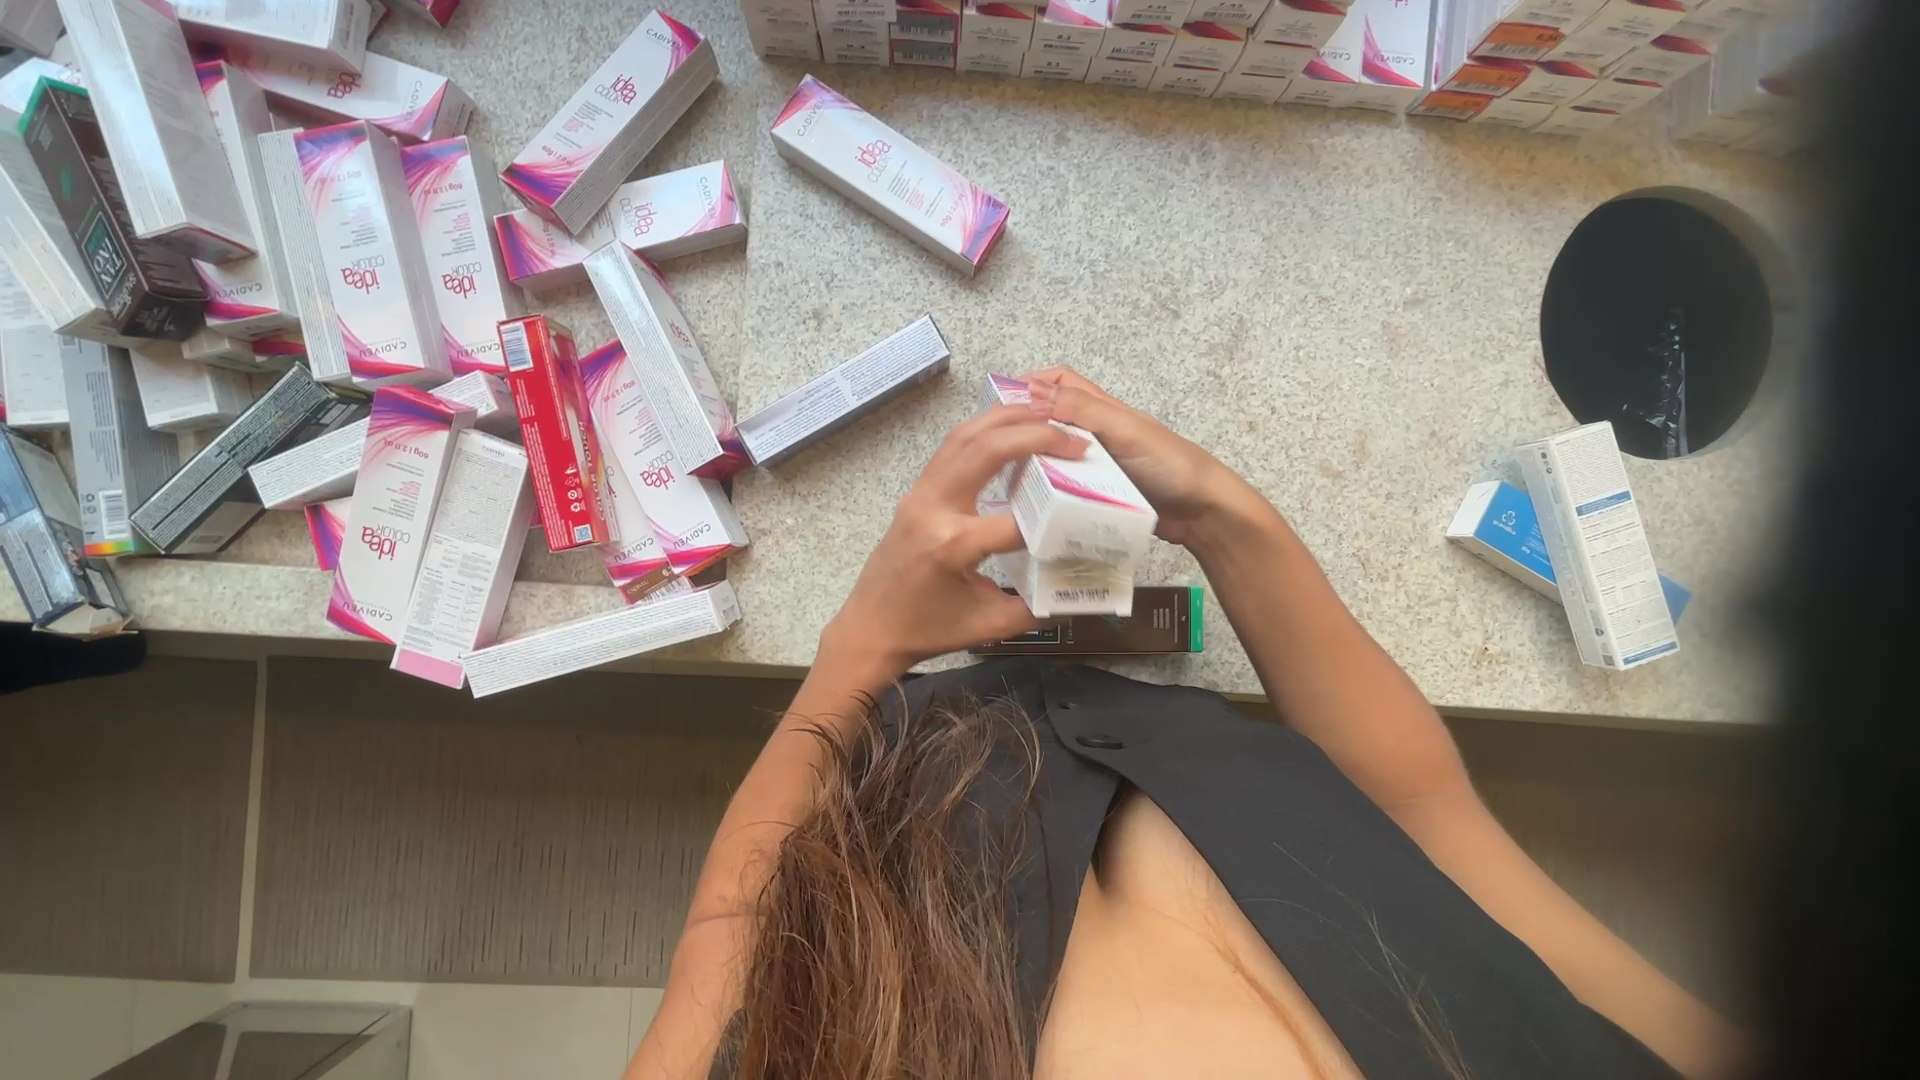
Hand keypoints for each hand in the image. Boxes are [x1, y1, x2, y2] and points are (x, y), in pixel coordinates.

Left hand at [821, 404, 1088, 678]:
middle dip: (1035, 435)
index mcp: (953, 546)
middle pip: (987, 450)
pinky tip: (1010, 426)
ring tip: (1049, 416)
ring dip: (1008, 419)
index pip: (1016, 519)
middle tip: (1075, 439)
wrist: (871, 628)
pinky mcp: (915, 491)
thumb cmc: (929, 631)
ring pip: (965, 437)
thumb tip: (1082, 588)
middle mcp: (935, 509)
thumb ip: (1039, 607)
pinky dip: (984, 429)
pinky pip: (951, 447)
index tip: (1085, 510)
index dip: (1055, 514)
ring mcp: (920, 494)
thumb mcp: (990, 625)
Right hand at [1023, 368, 1263, 546]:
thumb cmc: (1169, 463)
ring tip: (1003, 477)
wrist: (1202, 512)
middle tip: (993, 448)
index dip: (1032, 383)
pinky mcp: (1098, 495)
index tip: (1001, 402)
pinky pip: (1065, 486)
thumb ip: (1082, 410)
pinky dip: (1047, 490)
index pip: (1061, 381)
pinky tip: (1029, 503)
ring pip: (1054, 455)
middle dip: (1023, 426)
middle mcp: (1096, 433)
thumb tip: (1032, 389)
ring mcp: (1097, 466)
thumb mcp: (1124, 430)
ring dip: (1031, 462)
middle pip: (1051, 419)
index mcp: (1103, 409)